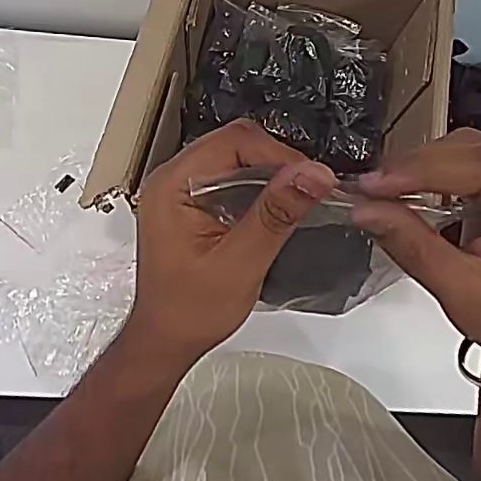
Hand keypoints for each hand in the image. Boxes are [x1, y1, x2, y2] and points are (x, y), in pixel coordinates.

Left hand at [123, 119, 336, 361]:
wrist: (167, 338)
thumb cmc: (190, 310)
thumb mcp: (240, 262)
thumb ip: (275, 215)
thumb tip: (312, 175)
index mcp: (173, 185)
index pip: (234, 142)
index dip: (279, 154)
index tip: (312, 178)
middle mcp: (174, 179)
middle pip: (236, 143)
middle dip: (278, 161)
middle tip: (309, 188)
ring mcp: (183, 190)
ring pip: (238, 158)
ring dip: (271, 173)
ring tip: (299, 197)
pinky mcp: (195, 203)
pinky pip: (233, 178)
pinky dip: (260, 187)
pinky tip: (278, 208)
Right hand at [352, 129, 480, 379]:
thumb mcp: (461, 292)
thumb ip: (414, 245)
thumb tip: (370, 209)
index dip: (423, 170)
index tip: (377, 183)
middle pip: (478, 151)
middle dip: (418, 165)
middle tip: (372, 187)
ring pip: (472, 149)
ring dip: (425, 166)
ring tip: (386, 190)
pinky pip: (473, 160)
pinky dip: (437, 172)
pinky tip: (412, 189)